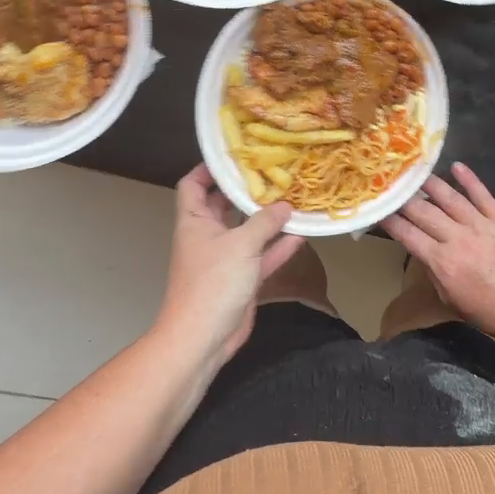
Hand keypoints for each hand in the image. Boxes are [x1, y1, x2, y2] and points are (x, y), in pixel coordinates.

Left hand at [157, 166, 304, 361]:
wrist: (203, 338)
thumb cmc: (212, 283)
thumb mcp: (240, 244)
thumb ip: (264, 222)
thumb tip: (285, 205)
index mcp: (195, 221)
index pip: (193, 184)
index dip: (209, 168)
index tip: (236, 155)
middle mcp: (208, 236)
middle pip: (225, 204)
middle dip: (247, 190)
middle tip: (275, 172)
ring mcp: (225, 258)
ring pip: (248, 231)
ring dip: (268, 218)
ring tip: (294, 198)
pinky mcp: (241, 279)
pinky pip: (262, 256)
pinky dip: (279, 246)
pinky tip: (301, 234)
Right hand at [380, 163, 494, 346]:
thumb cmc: (489, 313)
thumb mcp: (450, 300)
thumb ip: (434, 272)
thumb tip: (422, 250)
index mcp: (443, 262)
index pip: (408, 235)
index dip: (390, 221)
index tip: (379, 210)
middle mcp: (458, 239)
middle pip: (424, 212)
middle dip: (404, 199)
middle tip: (392, 187)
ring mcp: (482, 226)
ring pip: (450, 198)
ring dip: (431, 184)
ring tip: (417, 173)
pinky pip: (483, 195)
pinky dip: (469, 179)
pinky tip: (456, 166)